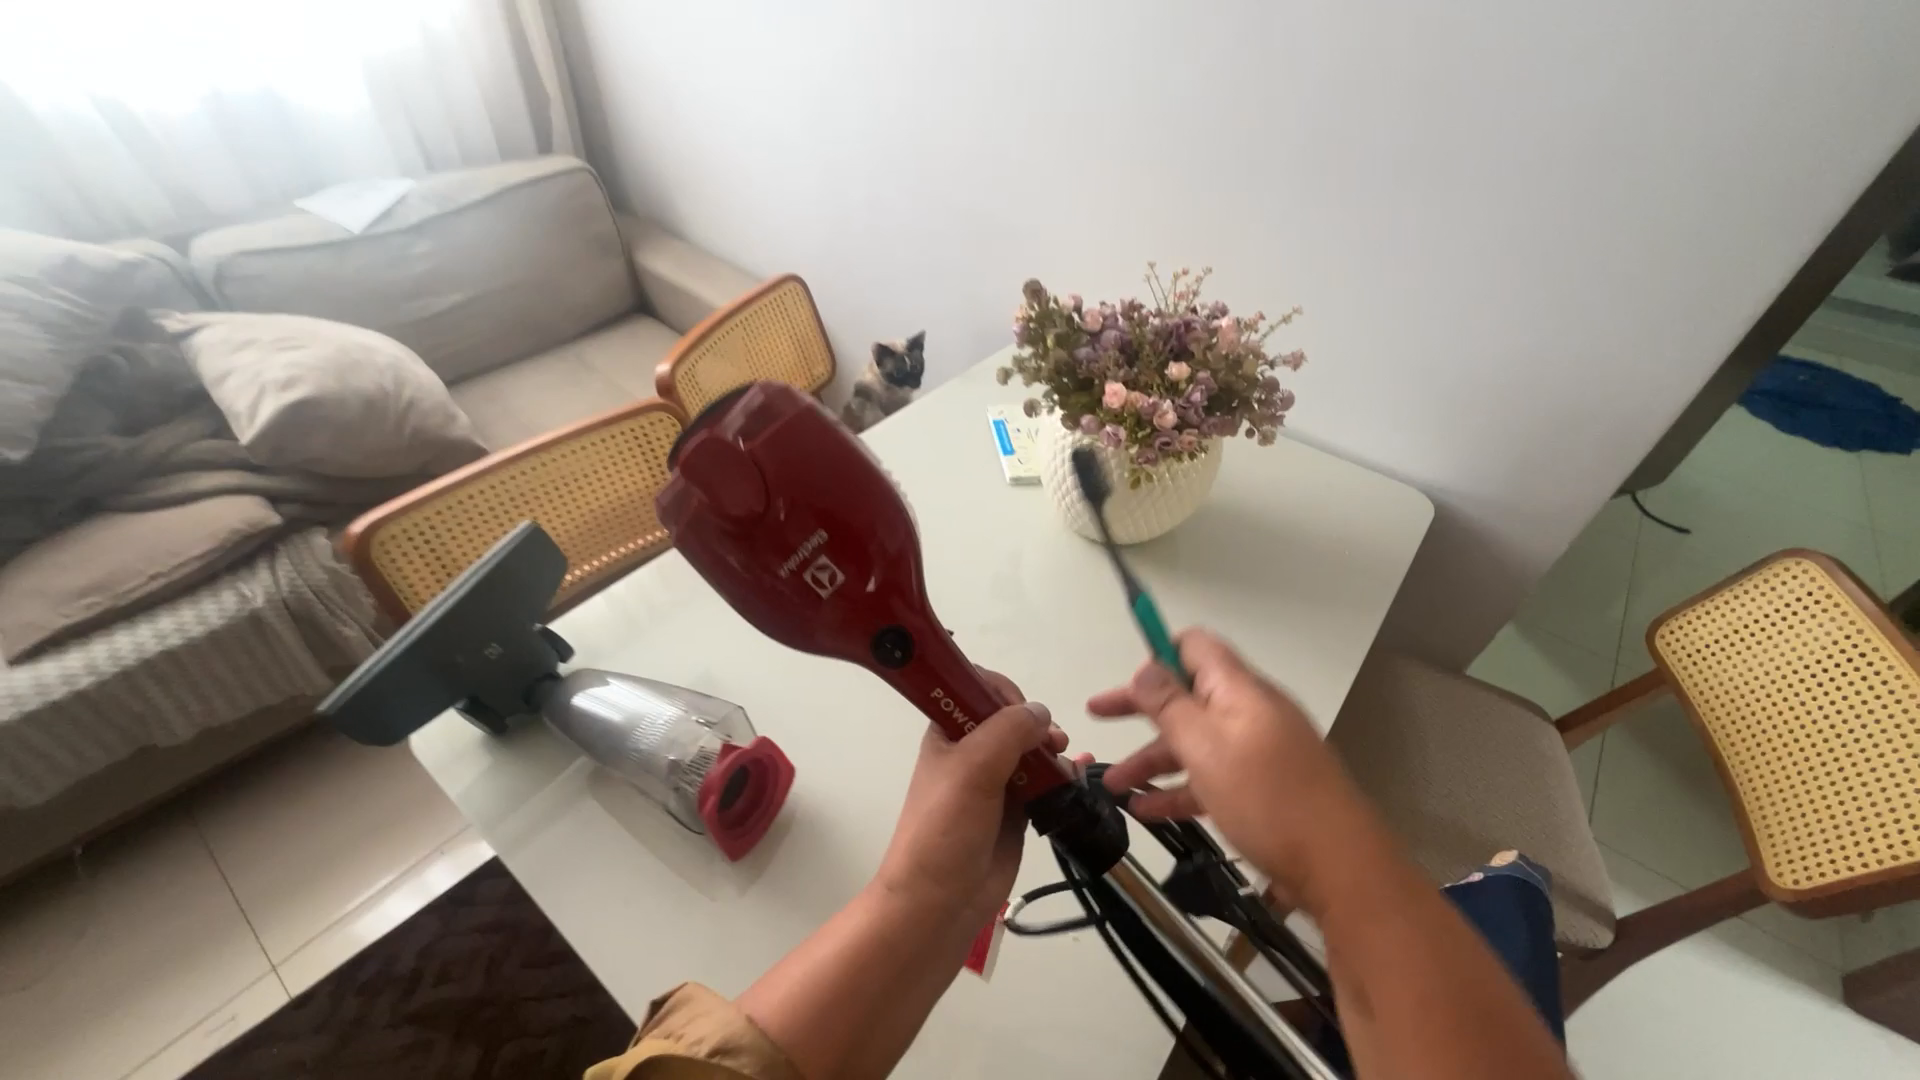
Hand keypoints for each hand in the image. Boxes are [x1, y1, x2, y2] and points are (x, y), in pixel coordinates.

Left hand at [872, 668, 1079, 927]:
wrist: (939, 903)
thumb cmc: (945, 828)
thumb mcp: (972, 768)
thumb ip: (1008, 732)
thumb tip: (1041, 713)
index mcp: (947, 732)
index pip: (975, 689)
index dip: (1002, 692)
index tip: (1020, 711)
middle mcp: (970, 750)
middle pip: (1009, 718)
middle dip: (1035, 722)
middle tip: (1052, 741)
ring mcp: (993, 781)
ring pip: (1030, 749)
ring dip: (1051, 748)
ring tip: (1065, 762)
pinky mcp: (1015, 809)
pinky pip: (1043, 781)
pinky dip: (1061, 774)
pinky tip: (1078, 774)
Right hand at [1088, 628, 1366, 905]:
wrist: (1342, 869)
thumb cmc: (1267, 799)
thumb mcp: (1206, 747)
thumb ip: (1170, 705)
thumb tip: (1145, 668)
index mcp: (1239, 690)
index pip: (1195, 646)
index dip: (1158, 652)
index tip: (1126, 677)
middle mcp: (1249, 712)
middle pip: (1186, 695)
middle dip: (1139, 706)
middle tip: (1096, 714)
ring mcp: (1258, 751)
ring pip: (1194, 741)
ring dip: (1151, 757)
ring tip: (1111, 784)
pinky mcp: (1263, 789)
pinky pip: (1210, 776)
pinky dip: (1178, 788)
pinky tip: (1147, 811)